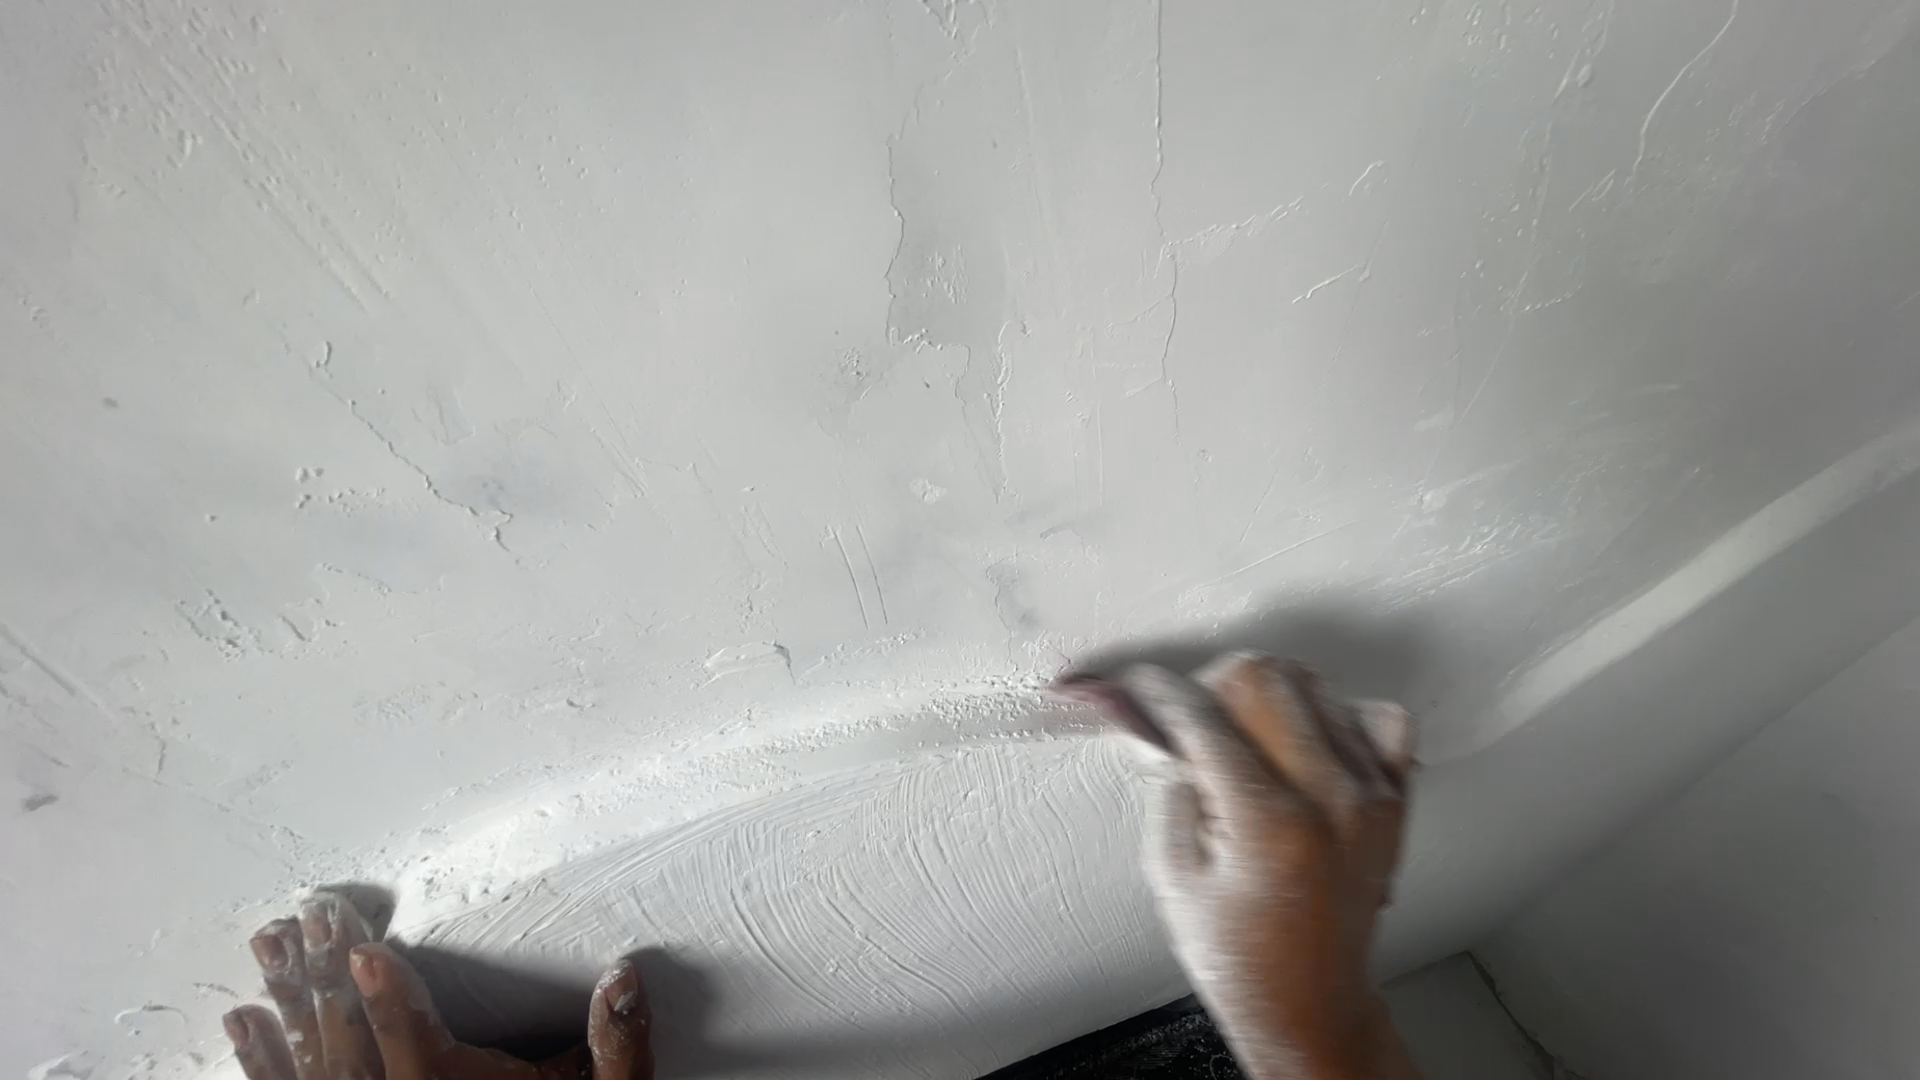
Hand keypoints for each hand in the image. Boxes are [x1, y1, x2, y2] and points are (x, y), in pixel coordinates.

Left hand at [223, 892, 652, 1079]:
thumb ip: (617, 1043)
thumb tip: (622, 974)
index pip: (415, 1043)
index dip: (388, 996)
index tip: (360, 949)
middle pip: (349, 1047)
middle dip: (324, 978)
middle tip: (308, 917)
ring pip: (310, 1071)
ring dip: (287, 1007)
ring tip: (269, 952)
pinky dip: (262, 1064)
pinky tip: (242, 1025)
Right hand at [1057, 654, 1420, 1079]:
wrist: (1312, 1005)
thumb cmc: (1240, 955)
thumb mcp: (1173, 871)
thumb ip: (1168, 784)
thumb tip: (1161, 725)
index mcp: (1268, 822)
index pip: (1202, 715)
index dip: (1158, 690)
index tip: (1138, 684)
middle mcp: (1330, 798)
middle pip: (1264, 675)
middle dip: (1212, 684)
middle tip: (1192, 718)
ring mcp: (1370, 796)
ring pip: (1312, 683)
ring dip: (1264, 695)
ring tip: (1242, 734)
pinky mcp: (1394, 801)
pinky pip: (1375, 717)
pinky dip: (1335, 715)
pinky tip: (1303, 742)